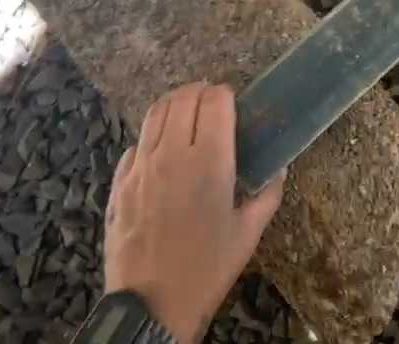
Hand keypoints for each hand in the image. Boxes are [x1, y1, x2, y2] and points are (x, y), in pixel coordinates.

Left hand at [105, 83, 286, 343]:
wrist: (151, 308)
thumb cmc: (207, 269)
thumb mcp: (248, 233)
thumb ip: (267, 194)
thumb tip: (279, 169)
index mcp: (209, 160)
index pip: (215, 101)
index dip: (225, 93)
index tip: (232, 99)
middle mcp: (173, 154)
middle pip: (183, 98)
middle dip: (200, 90)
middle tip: (211, 98)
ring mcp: (141, 168)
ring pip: (154, 114)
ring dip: (173, 104)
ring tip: (185, 108)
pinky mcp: (119, 185)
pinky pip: (134, 145)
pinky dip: (150, 136)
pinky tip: (159, 148)